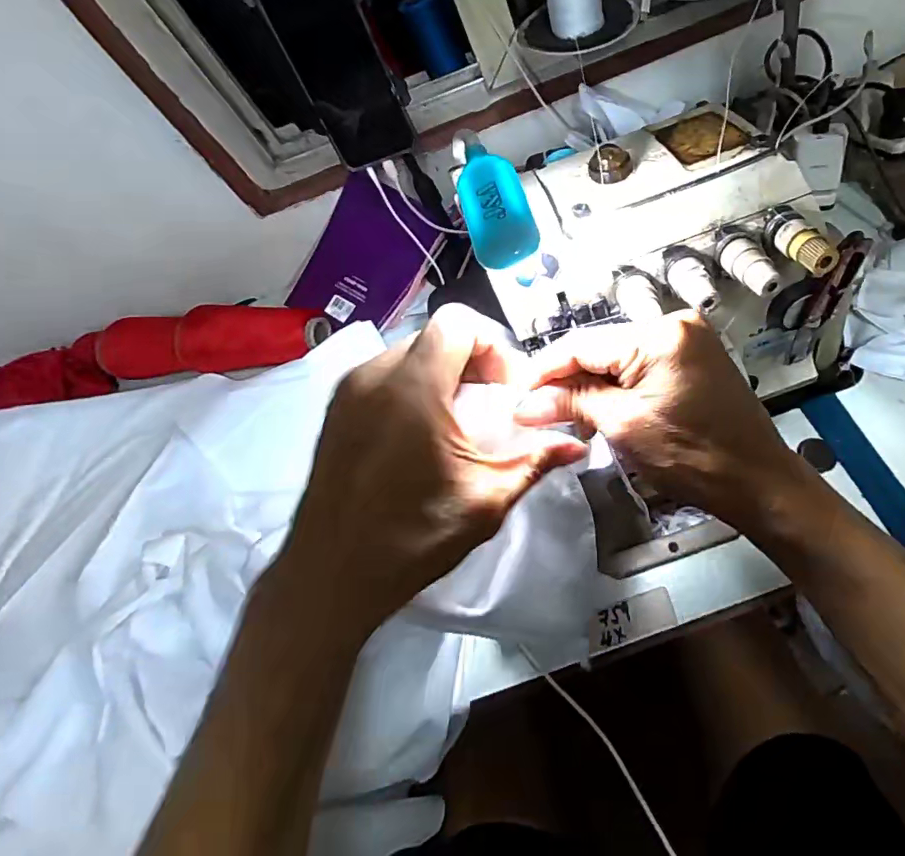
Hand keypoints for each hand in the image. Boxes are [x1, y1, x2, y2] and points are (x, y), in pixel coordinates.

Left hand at [274, 304, 587, 636]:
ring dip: (445, 373)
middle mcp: (374, 378)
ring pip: (410, 354)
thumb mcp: (486, 499)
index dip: (493, 345)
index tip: (506, 389)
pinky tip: (427, 432)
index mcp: (412, 389)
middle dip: (474, 360)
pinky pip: (385, 376)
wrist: (328, 579)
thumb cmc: (412, 536)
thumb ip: (534, 461)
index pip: (458, 324)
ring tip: (462, 419)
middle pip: (436, 336)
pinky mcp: (335, 412)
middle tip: (494, 403)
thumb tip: (576, 446)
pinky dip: (415, 387)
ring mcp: (348, 393)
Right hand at [514, 312, 818, 535]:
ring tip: (565, 411)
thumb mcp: (624, 427)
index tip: (518, 395)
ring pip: (622, 355)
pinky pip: (645, 362)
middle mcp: (676, 322)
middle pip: (603, 346)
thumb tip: (526, 403)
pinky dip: (621, 383)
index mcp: (660, 334)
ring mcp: (690, 337)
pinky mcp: (696, 355)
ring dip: (593, 382)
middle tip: (537, 409)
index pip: (584, 343)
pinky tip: (602, 405)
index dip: (545, 370)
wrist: (755, 478)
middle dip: (569, 378)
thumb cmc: (692, 456)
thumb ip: (573, 403)